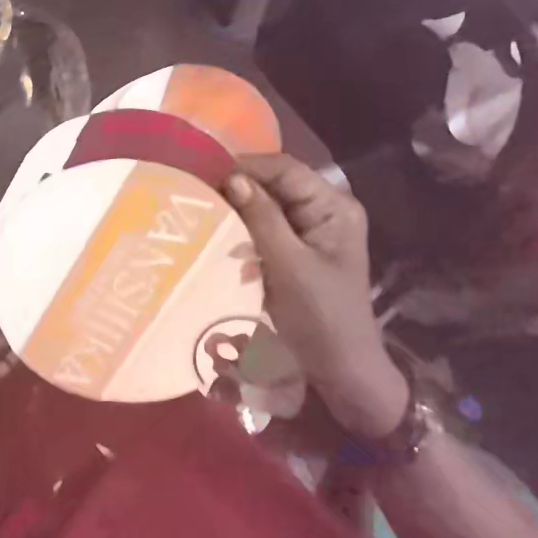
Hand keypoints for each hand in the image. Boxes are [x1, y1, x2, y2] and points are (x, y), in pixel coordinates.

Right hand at [224, 155, 406, 437]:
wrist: (341, 371)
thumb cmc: (322, 317)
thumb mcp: (289, 265)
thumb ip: (262, 219)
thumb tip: (232, 178)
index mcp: (334, 207)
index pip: (285, 169)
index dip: (246, 166)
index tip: (203, 173)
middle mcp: (324, 211)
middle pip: (276, 184)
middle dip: (239, 186)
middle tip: (196, 191)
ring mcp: (310, 232)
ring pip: (266, 206)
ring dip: (237, 208)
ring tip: (201, 209)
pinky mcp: (295, 252)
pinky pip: (264, 228)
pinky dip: (242, 228)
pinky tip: (217, 232)